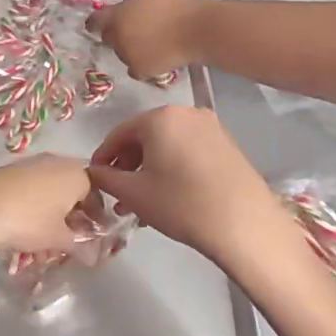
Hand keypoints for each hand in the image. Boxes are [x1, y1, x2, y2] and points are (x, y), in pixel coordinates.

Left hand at [0, 153, 93, 254]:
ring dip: (46, 221)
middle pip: (68, 194)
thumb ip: (78, 245)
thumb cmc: (31, 221)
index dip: (94, 218)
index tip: (90, 236)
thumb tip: (92, 256)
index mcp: (76, 174)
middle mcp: (56, 163)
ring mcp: (30, 164)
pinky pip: (27, 192)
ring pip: (46, 196)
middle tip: (62, 243)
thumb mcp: (59, 239)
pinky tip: (19, 232)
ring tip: (37, 248)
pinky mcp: (7, 171)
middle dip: (67, 221)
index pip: (94, 196)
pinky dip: (29, 211)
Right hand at [86, 0, 212, 79]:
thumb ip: (127, 60)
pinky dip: (160, 14)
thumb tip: (126, 54)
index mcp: (116, 18)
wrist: (201, 28)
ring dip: (141, 17)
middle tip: (128, 38)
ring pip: (140, 6)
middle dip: (121, 23)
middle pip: (119, 11)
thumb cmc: (163, 51)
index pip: (96, 20)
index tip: (95, 33)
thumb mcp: (139, 67)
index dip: (94, 27)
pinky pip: (159, 4)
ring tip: (151, 33)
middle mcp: (131, 1)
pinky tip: (167, 26)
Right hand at [86, 106, 290, 263]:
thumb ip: (105, 178)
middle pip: (144, 137)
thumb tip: (92, 172)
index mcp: (160, 118)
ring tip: (140, 202)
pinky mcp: (226, 144)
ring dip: (148, 170)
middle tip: (118, 194)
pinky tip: (166, 196)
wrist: (242, 222)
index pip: (118, 133)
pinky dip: (170, 168)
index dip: (102, 158)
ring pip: (166, 146)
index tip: (95, 180)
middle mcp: (186, 113)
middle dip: (127, 165)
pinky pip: (186, 151)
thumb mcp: (133, 193)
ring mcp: (211, 127)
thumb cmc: (180, 203)